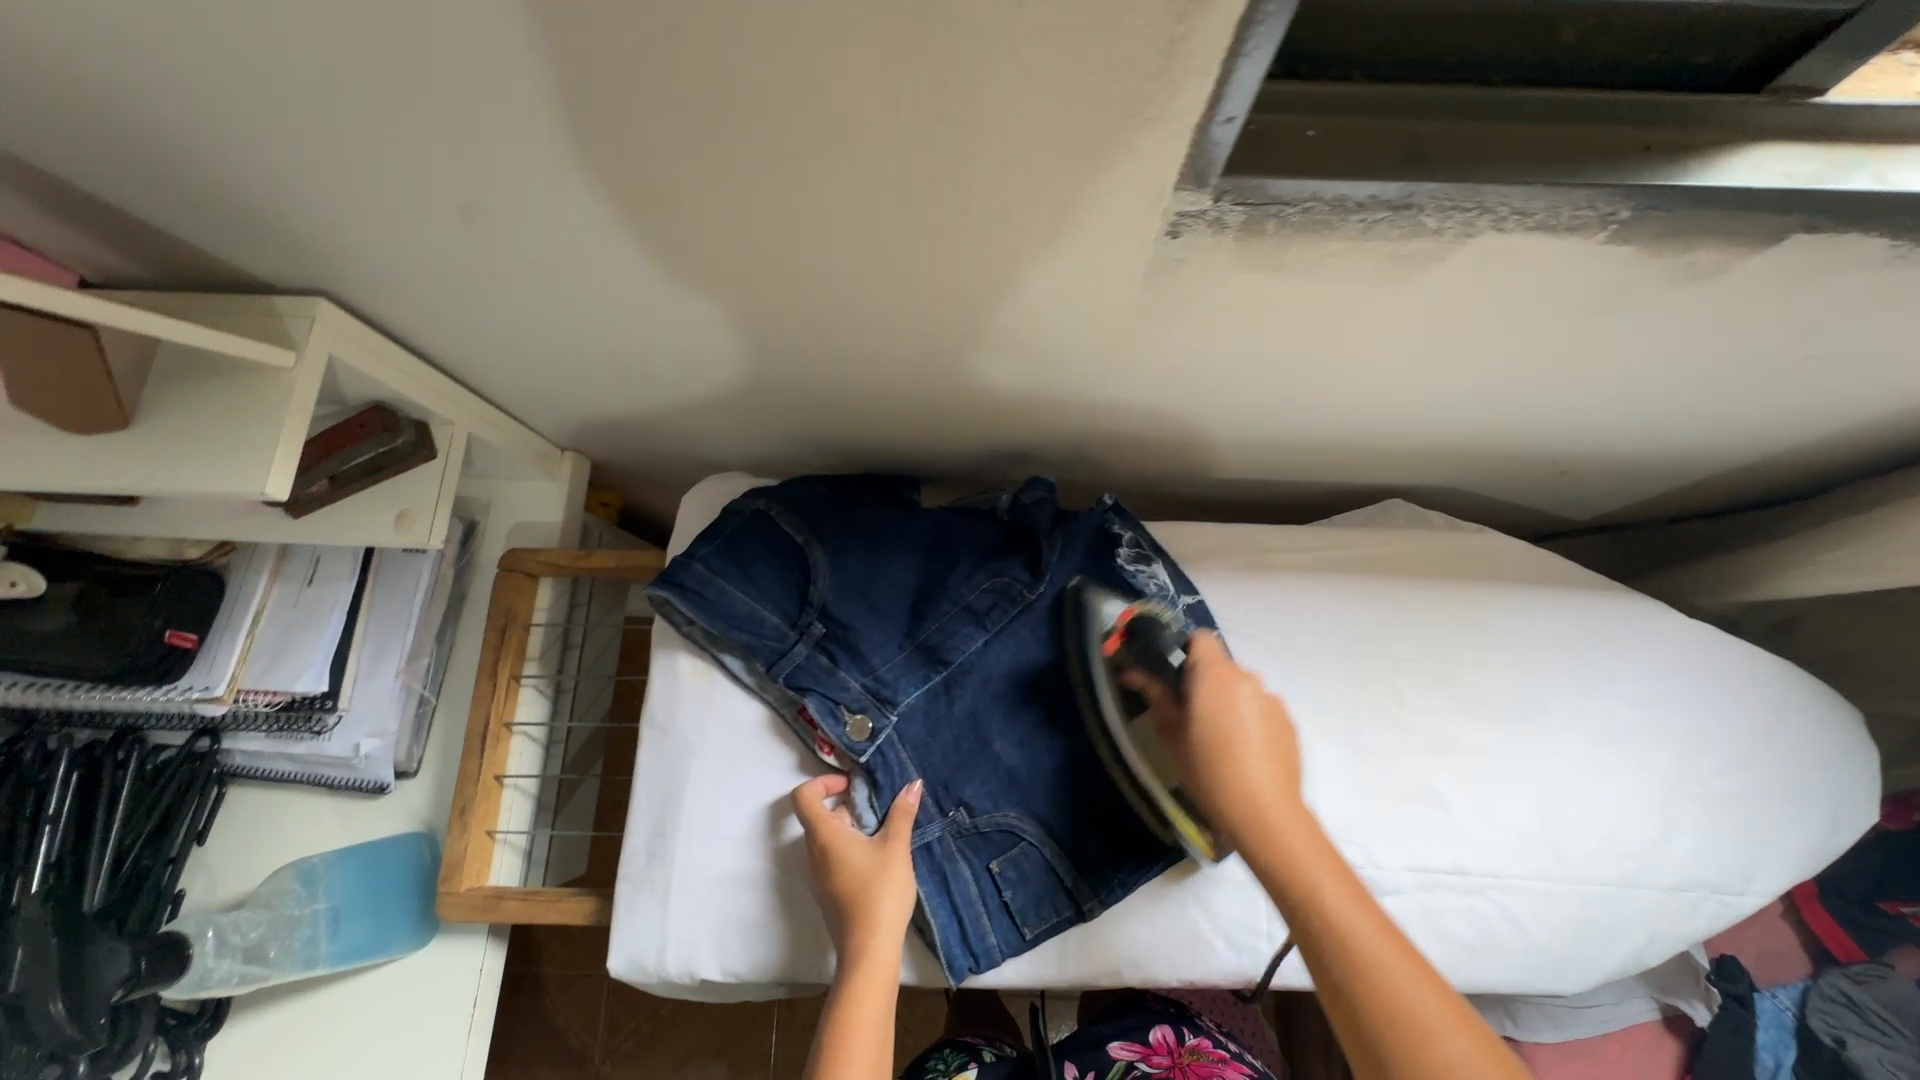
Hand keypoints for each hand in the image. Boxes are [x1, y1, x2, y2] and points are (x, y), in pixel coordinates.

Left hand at [792, 773, 923, 958]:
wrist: (868, 949)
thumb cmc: (880, 891)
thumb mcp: (896, 847)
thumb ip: (902, 813)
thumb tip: (913, 784)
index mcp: (823, 835)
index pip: (803, 796)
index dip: (823, 782)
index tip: (852, 786)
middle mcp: (814, 851)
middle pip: (819, 814)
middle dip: (848, 804)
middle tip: (879, 807)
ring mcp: (818, 873)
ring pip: (829, 837)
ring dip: (852, 826)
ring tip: (885, 831)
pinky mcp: (828, 890)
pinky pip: (833, 856)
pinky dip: (852, 847)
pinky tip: (880, 857)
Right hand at [1129, 630, 1303, 847]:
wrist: (1264, 812)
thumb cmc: (1207, 771)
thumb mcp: (1171, 735)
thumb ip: (1156, 696)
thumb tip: (1132, 673)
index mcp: (1214, 675)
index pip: (1200, 638)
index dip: (1186, 652)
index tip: (1176, 680)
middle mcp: (1246, 677)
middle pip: (1221, 665)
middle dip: (1206, 683)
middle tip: (1192, 718)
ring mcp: (1271, 698)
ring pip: (1242, 688)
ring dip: (1229, 702)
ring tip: (1221, 741)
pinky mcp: (1288, 721)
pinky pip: (1261, 708)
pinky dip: (1250, 720)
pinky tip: (1244, 753)